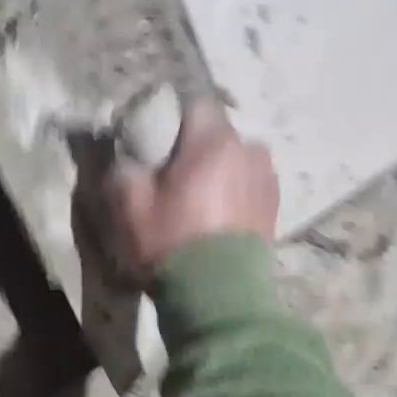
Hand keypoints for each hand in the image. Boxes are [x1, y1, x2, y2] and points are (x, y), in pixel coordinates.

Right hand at [105, 98, 278, 280]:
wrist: (216, 291)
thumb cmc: (168, 243)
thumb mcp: (127, 209)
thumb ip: (122, 173)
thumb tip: (123, 158)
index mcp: (212, 141)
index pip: (193, 105)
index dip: (170, 121)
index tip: (152, 146)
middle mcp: (248, 148)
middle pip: (214, 137)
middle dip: (192, 154)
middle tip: (168, 185)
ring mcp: (267, 176)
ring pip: (233, 162)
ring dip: (215, 175)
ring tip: (194, 208)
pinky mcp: (274, 204)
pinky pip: (247, 186)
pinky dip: (230, 197)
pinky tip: (213, 222)